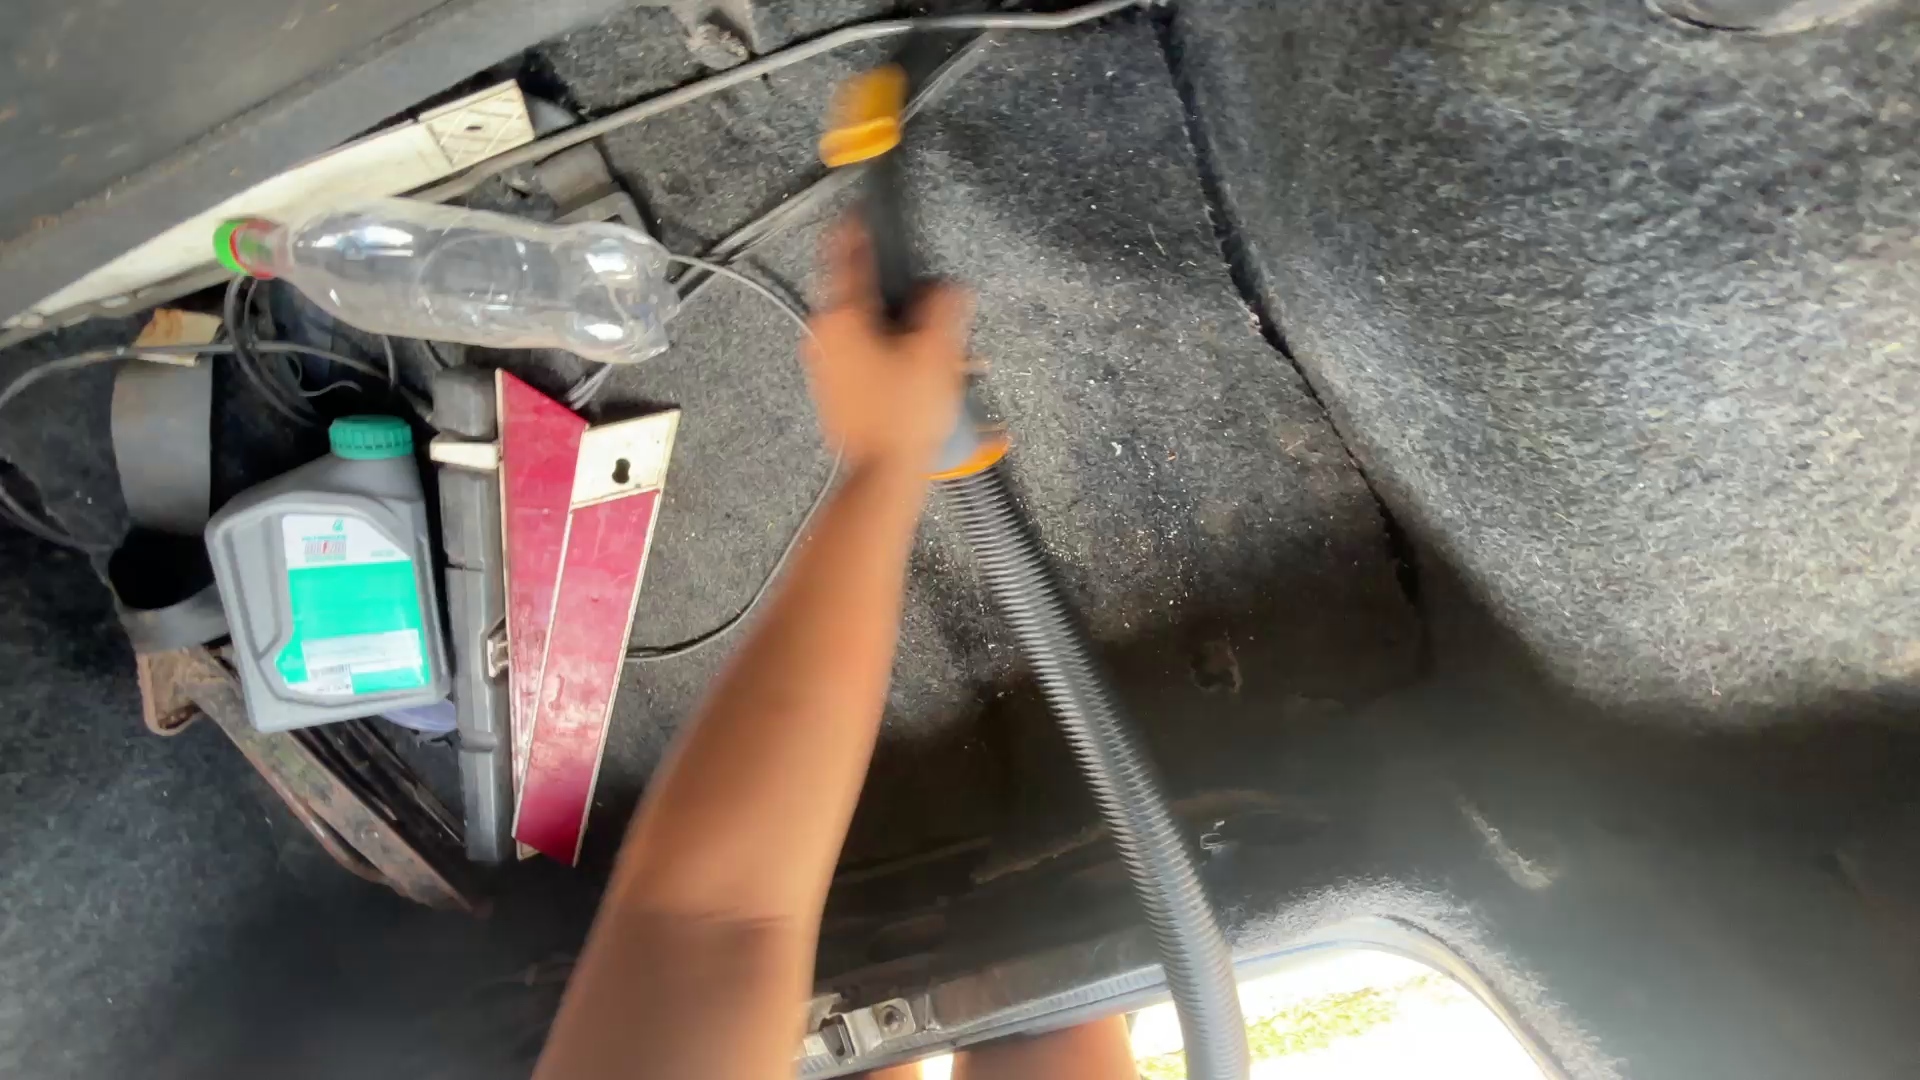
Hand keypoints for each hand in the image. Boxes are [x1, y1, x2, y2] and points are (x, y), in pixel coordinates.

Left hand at [804, 221, 972, 475]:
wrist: (881, 474)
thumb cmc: (903, 415)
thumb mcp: (936, 352)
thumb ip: (945, 307)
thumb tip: (948, 287)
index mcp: (843, 316)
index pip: (847, 251)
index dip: (859, 225)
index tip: (864, 209)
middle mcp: (825, 336)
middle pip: (863, 298)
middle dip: (900, 298)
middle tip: (932, 306)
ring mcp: (825, 366)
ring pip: (866, 331)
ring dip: (899, 332)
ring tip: (937, 351)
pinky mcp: (834, 391)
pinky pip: (864, 360)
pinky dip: (888, 358)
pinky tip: (917, 377)